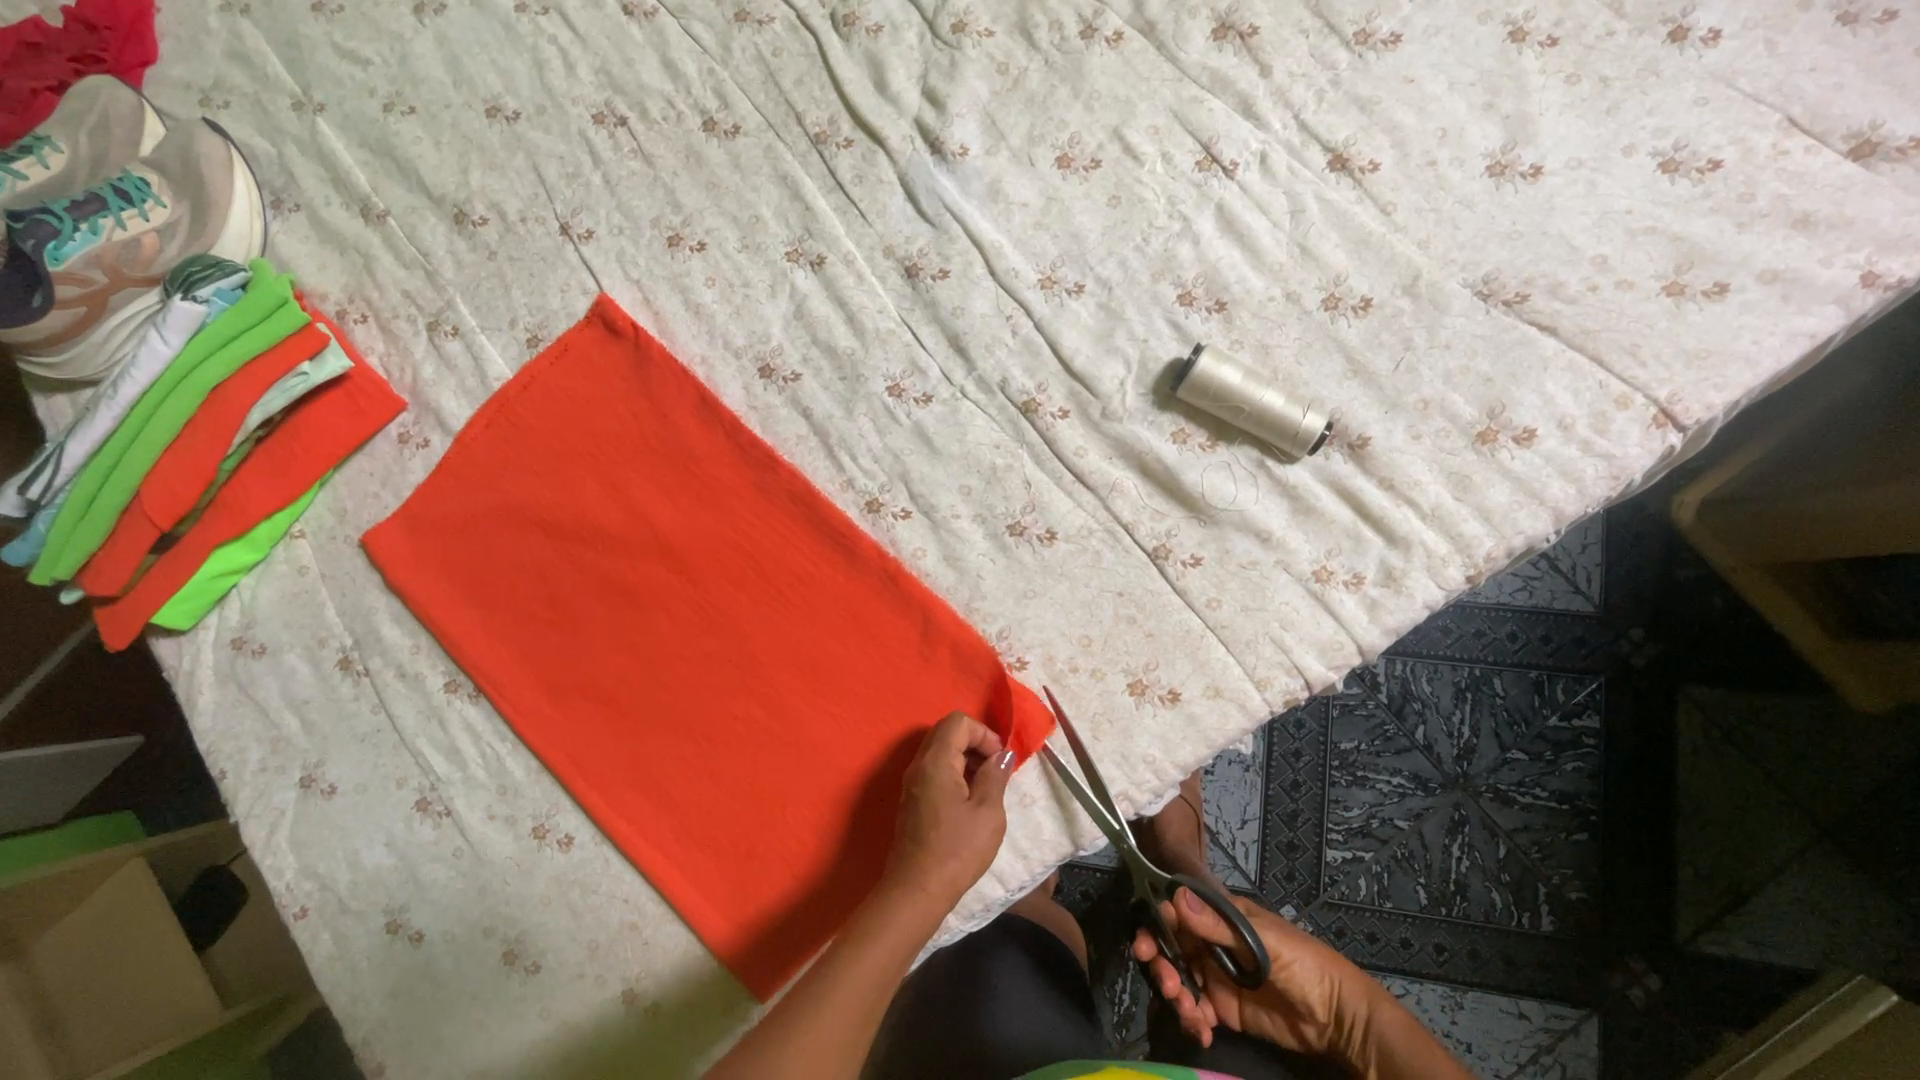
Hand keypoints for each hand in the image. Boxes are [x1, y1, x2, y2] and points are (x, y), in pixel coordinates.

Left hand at [883, 712, 1015, 910]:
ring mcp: (911, 784)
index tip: (1000, 759)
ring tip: (986, 786)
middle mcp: (918, 766)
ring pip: (939, 752)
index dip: (984, 733)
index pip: (958, 722)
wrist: (917, 890)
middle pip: (946, 733)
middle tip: (996, 769)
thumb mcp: (987, 812)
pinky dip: (954, 773)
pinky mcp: (912, 801)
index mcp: (935, 762)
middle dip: (975, 743)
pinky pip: (933, 771)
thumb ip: (995, 776)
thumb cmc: (957, 850)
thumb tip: (1001, 755)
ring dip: (965, 759)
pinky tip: (969, 801)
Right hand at [1133, 888, 1375, 1059]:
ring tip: (1190, 1011)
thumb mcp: (1263, 940)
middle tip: (1166, 982)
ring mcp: (1215, 976)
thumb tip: (1176, 897)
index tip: (1146, 941)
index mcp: (1221, 918)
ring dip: (1174, 994)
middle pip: (1169, 946)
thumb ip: (1219, 924)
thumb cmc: (1304, 963)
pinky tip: (1203, 1031)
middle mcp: (1212, 943)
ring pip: (1177, 978)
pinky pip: (1194, 1010)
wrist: (1337, 1017)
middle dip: (1160, 963)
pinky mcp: (1222, 1009)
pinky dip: (1191, 1020)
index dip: (1156, 922)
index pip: (1177, 911)